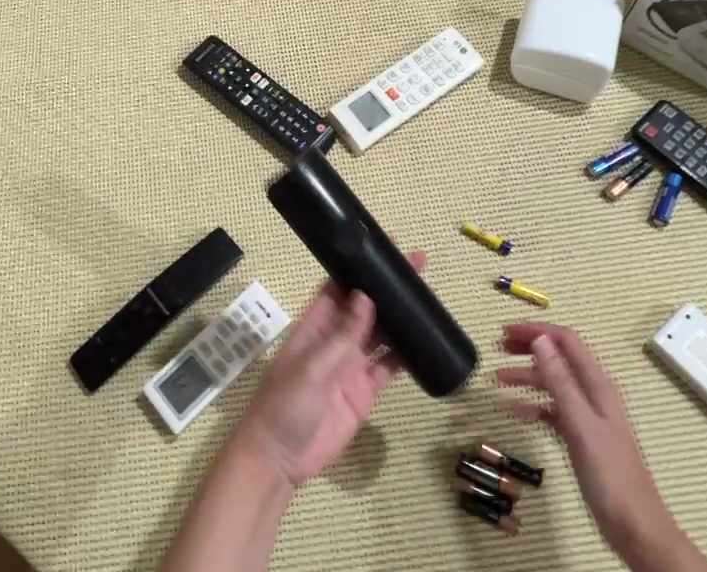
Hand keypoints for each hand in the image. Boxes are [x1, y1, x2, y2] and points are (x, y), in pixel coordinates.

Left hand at [230, 255, 425, 487]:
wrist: (279, 458)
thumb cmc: (284, 404)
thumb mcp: (311, 367)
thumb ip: (341, 336)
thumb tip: (365, 296)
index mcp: (314, 325)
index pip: (339, 286)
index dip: (359, 267)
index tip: (383, 247)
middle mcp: (335, 339)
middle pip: (365, 307)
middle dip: (388, 288)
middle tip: (419, 266)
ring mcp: (350, 365)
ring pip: (380, 334)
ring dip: (400, 317)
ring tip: (428, 297)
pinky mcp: (364, 391)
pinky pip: (387, 367)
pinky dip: (405, 355)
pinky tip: (426, 342)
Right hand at [499, 324, 705, 570]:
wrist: (635, 527)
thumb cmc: (610, 475)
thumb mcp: (582, 425)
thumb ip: (561, 382)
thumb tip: (540, 340)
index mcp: (598, 385)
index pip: (566, 341)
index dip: (536, 330)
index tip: (505, 330)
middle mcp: (592, 393)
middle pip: (558, 358)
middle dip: (527, 348)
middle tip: (497, 347)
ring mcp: (586, 415)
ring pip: (552, 383)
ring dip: (525, 376)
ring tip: (497, 378)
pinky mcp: (579, 435)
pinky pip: (551, 410)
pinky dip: (531, 405)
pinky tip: (511, 409)